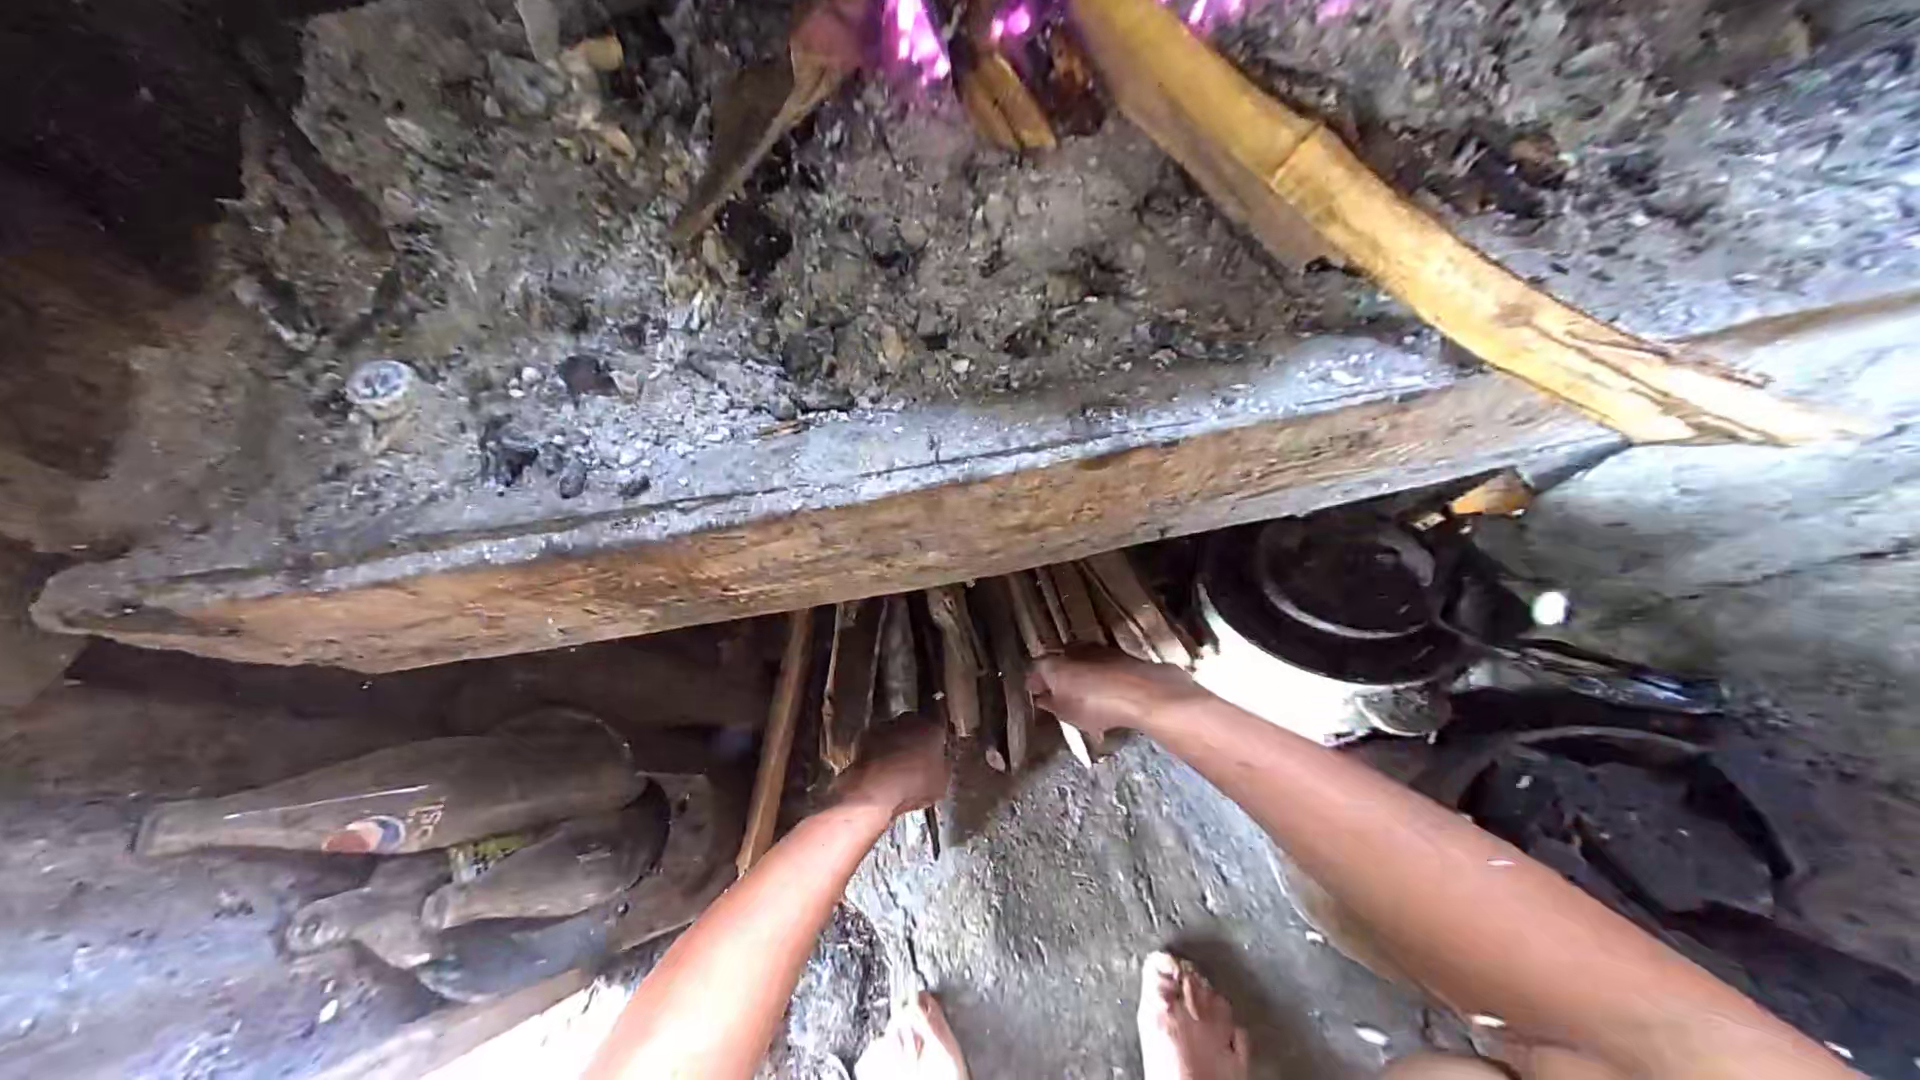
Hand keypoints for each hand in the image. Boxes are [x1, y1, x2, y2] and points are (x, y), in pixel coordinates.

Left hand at [834, 716, 949, 818]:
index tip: (939, 733)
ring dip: (897, 743)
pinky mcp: (864, 738)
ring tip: (898, 766)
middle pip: (915, 722)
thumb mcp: (941, 783)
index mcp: (932, 727)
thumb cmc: (912, 784)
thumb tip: (941, 763)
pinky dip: (879, 752)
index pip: (939, 715)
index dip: (938, 724)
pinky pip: (876, 742)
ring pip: (895, 731)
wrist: (873, 790)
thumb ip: (943, 766)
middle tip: (919, 755)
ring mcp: (884, 727)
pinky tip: (881, 771)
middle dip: (917, 736)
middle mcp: (908, 720)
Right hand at [1028, 652, 1208, 736]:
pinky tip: (1107, 696)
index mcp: (1052, 663)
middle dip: (1059, 678)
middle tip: (1061, 698)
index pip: (1036, 671)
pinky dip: (1102, 679)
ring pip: (1083, 663)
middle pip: (1060, 663)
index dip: (1035, 685)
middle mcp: (1072, 650)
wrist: (1143, 693)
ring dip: (1082, 678)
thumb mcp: (1066, 714)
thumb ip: (1051, 704)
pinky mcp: (1120, 655)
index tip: (1037, 696)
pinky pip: (1104, 668)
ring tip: (1086, 700)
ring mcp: (1098, 649)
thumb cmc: (1094, 705)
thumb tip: (1043, 699)